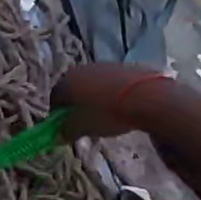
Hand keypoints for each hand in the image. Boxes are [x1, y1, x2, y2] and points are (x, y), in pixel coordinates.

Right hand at [50, 63, 173, 138]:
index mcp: (66, 82)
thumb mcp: (83, 128)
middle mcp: (81, 69)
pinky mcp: (123, 66)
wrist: (147, 96)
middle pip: (72, 88)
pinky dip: (108, 92)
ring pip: (91, 83)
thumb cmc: (107, 113)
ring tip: (101, 113)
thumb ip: (66, 131)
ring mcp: (103, 65)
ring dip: (92, 96)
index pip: (53, 99)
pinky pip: (109, 81)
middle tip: (81, 120)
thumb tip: (59, 134)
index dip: (55, 114)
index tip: (62, 127)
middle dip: (74, 103)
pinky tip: (117, 105)